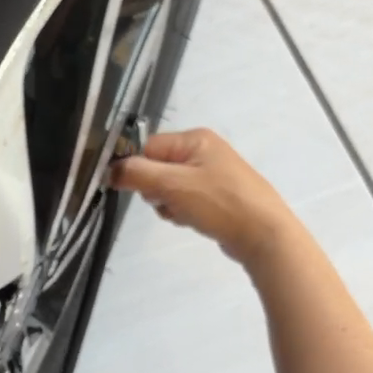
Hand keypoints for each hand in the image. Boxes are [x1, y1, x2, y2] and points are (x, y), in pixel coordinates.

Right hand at [111, 128, 299, 266]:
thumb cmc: (219, 203)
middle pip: (156, 168)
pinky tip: (193, 220)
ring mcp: (211, 175)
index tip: (132, 188)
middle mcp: (203, 151)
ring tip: (184, 213)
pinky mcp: (216, 197)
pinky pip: (184, 200)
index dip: (135, 167)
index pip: (147, 146)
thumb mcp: (172, 184)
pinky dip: (182, 212)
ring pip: (168, 188)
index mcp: (194, 138)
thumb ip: (136, 173)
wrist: (263, 234)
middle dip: (154, 189)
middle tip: (168, 201)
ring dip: (167, 204)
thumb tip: (108, 170)